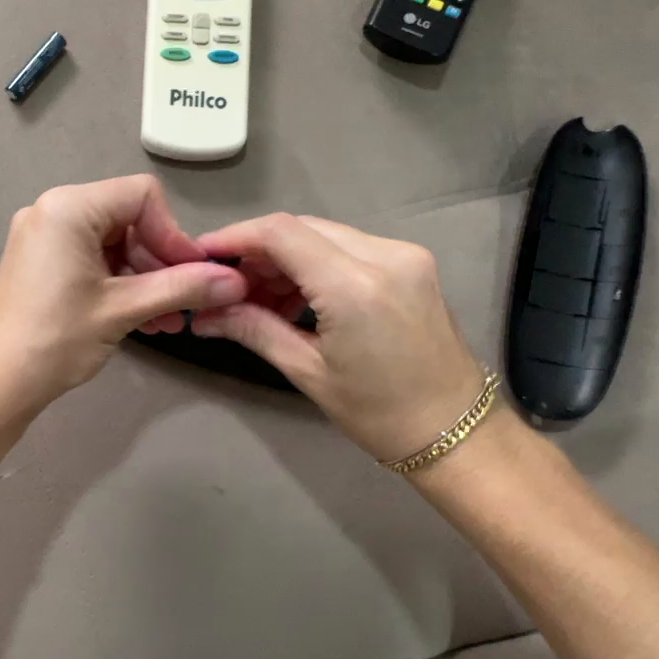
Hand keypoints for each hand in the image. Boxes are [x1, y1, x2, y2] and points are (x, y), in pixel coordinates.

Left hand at [0, 176, 247, 418]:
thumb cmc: (56, 340)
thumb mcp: (124, 310)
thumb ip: (182, 288)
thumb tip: (237, 281)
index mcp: (69, 207)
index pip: (142, 196)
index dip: (174, 233)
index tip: (193, 274)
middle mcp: (52, 211)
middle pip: (129, 218)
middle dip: (162, 261)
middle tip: (187, 303)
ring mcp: (43, 238)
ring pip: (114, 244)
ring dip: (146, 279)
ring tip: (171, 322)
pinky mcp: (40, 264)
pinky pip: (92, 261)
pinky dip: (120, 285)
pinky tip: (145, 320)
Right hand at [192, 214, 484, 461]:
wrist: (457, 430)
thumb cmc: (378, 413)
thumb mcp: (307, 371)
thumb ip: (254, 328)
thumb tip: (203, 313)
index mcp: (354, 286)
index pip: (280, 233)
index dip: (234, 237)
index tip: (202, 257)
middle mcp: (383, 255)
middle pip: (300, 228)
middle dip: (257, 251)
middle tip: (225, 287)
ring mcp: (404, 254)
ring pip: (324, 235)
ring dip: (285, 259)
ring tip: (257, 300)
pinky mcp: (412, 262)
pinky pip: (349, 247)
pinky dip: (315, 264)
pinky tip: (295, 298)